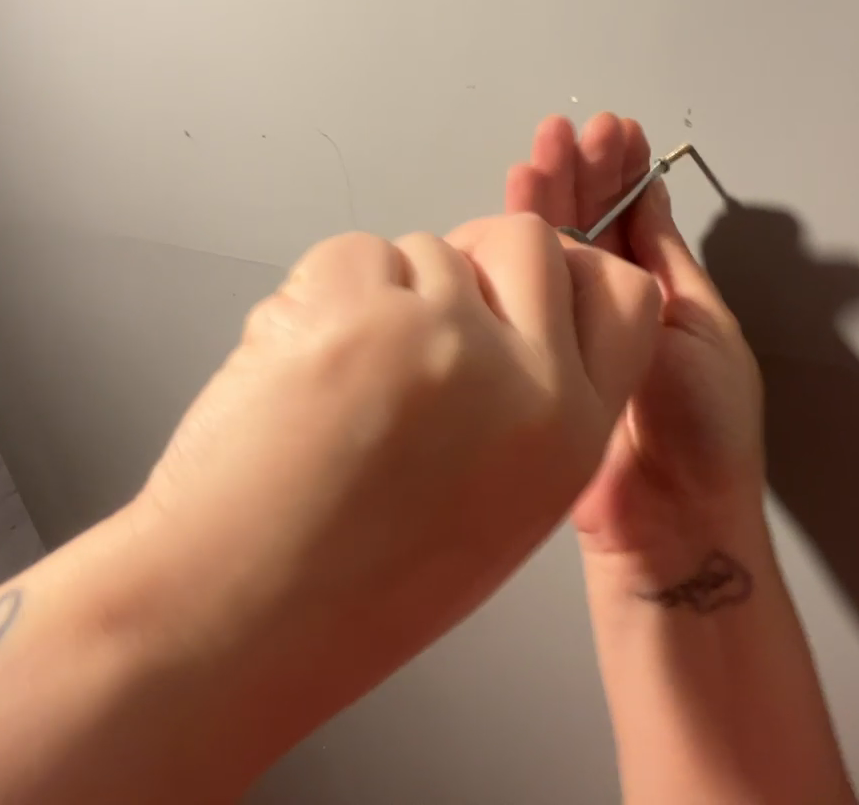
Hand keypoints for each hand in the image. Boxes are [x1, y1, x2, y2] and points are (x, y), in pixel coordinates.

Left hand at [134, 215, 659, 712]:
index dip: (567, 274)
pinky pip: (351, 252)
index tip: (520, 282)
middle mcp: (527, 377)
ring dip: (383, 291)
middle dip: (474, 258)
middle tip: (417, 311)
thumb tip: (501, 306)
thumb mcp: (502, 500)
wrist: (237, 618)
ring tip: (341, 377)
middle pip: (525, 239)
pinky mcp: (356, 311)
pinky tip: (299, 365)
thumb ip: (528, 397)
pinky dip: (321, 293)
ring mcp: (442, 336)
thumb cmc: (356, 581)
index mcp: (573, 433)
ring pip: (425, 248)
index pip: (621, 294)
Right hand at [506, 114, 765, 569]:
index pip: (638, 217)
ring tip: (544, 147)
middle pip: (591, 224)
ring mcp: (566, 326)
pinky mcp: (530, 350)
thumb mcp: (702, 328)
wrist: (663, 518)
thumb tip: (655, 199)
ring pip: (552, 247)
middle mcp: (610, 303)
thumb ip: (667, 262)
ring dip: (549, 195)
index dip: (627, 172)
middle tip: (571, 129)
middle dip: (583, 173)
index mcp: (661, 292)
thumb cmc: (702, 425)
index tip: (617, 131)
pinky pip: (521, 289)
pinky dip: (515, 243)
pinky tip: (511, 205)